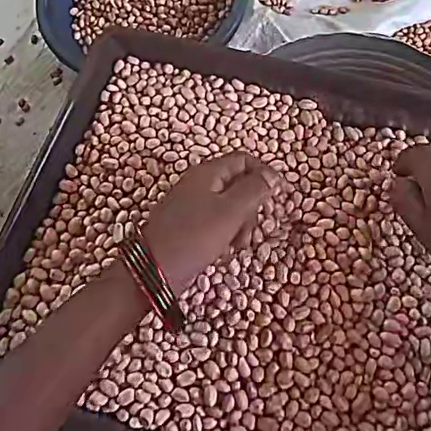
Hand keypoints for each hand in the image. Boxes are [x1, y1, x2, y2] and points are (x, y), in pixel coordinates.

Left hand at [141, 153, 281, 291]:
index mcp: (207, 173)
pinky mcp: (189, 227)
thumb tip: (272, 175)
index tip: (276, 196)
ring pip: (229, 207)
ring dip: (240, 224)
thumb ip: (253, 190)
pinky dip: (225, 235)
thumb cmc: (193, 236)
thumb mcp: (230, 211)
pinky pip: (217, 224)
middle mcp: (199, 185)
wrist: (154, 270)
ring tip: (237, 244)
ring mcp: (192, 206)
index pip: (243, 160)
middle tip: (250, 227)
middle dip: (251, 206)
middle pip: (238, 184)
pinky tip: (223, 250)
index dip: (263, 174)